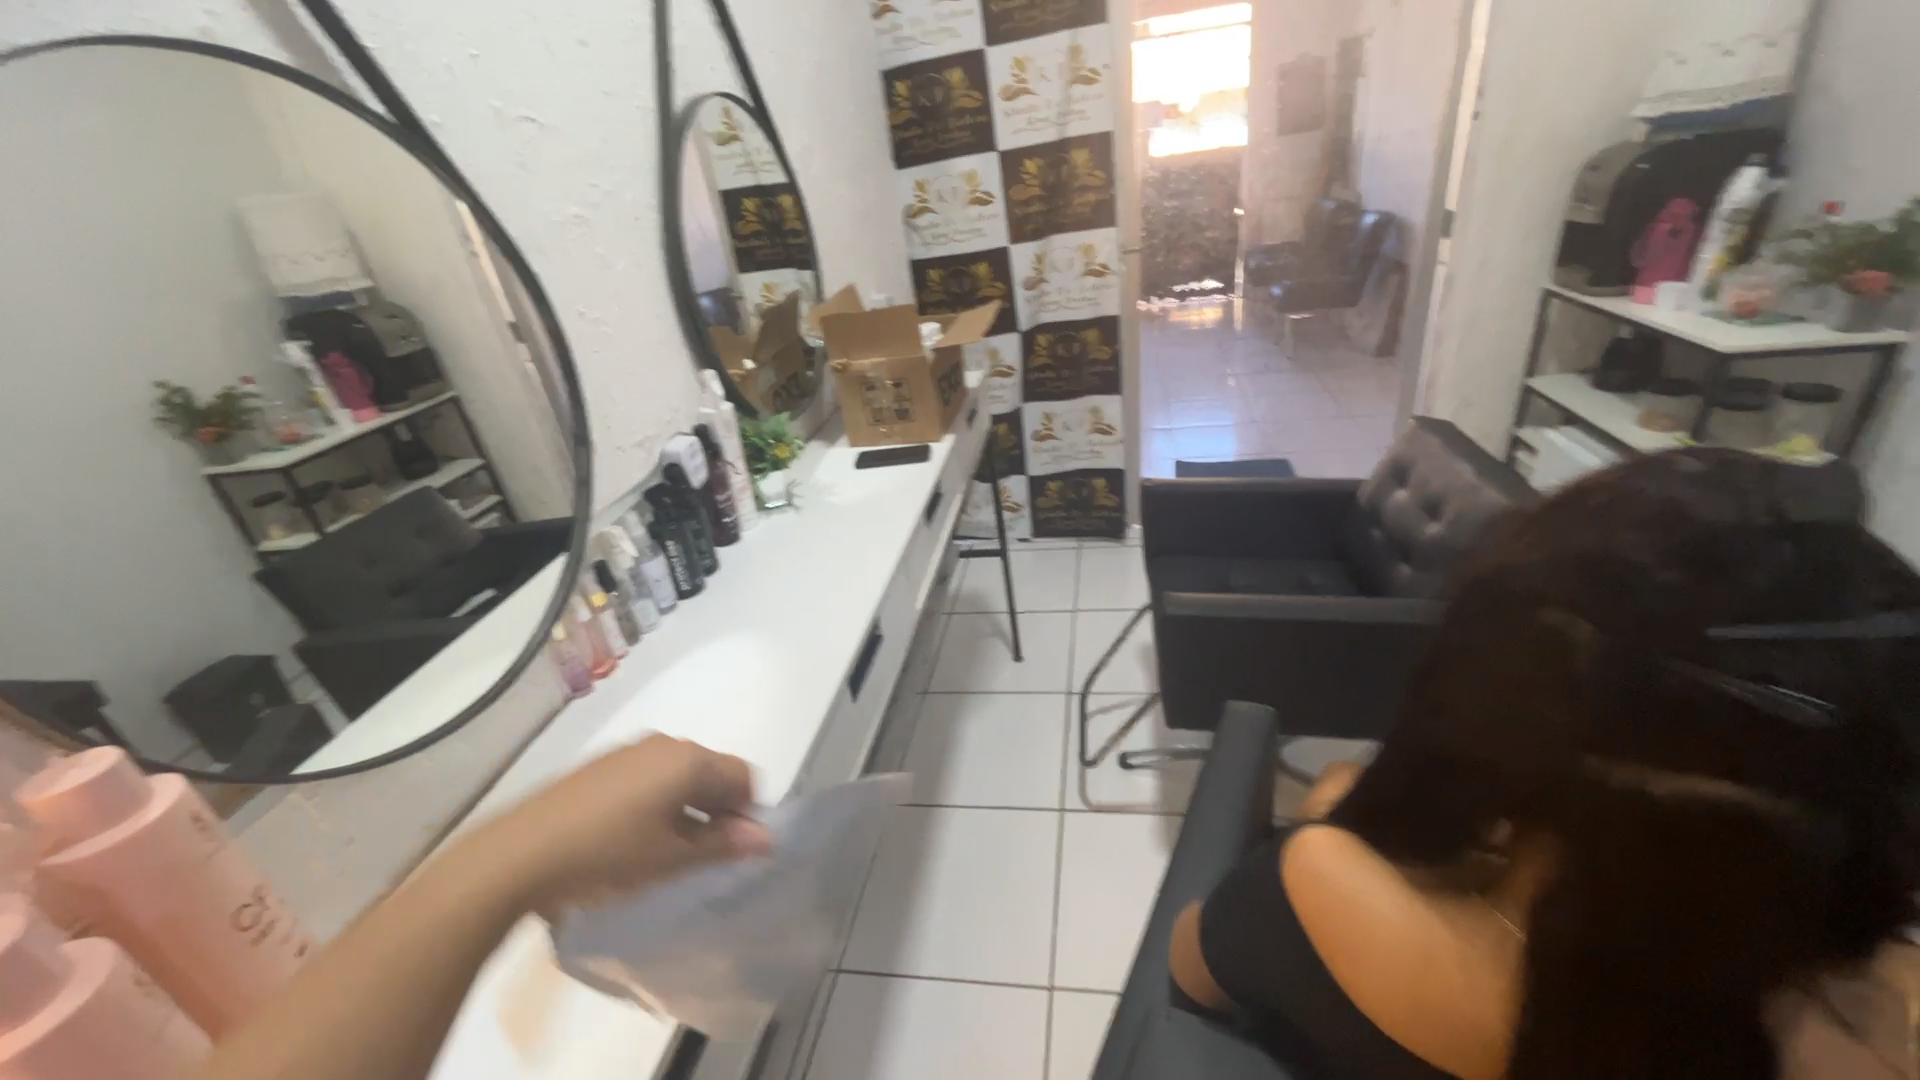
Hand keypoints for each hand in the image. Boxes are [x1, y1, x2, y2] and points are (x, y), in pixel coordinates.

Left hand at [471, 734, 771, 911]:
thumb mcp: (672, 858)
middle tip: (702, 858)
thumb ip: (723, 845)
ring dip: (686, 809)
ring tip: (665, 854)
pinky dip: (657, 804)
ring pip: (679, 776)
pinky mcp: (601, 766)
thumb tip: (766, 838)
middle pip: (712, 772)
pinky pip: (649, 779)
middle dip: (717, 811)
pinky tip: (632, 841)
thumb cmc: (606, 856)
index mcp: (689, 759)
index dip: (747, 812)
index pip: (744, 775)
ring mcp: (629, 752)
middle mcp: (664, 744)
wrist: (515, 857)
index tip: (732, 851)